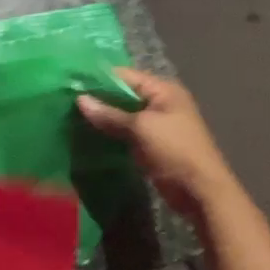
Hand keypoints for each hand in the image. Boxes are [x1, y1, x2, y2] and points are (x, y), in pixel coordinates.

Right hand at [78, 68, 236, 217]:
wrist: (202, 194)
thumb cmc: (176, 151)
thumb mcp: (141, 128)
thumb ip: (109, 114)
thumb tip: (80, 100)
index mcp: (164, 90)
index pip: (124, 75)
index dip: (98, 78)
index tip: (71, 82)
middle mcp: (161, 103)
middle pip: (122, 94)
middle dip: (98, 98)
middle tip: (67, 100)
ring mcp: (157, 125)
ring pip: (122, 114)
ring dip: (102, 116)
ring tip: (71, 115)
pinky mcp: (151, 144)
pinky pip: (125, 132)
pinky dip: (110, 132)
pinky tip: (87, 133)